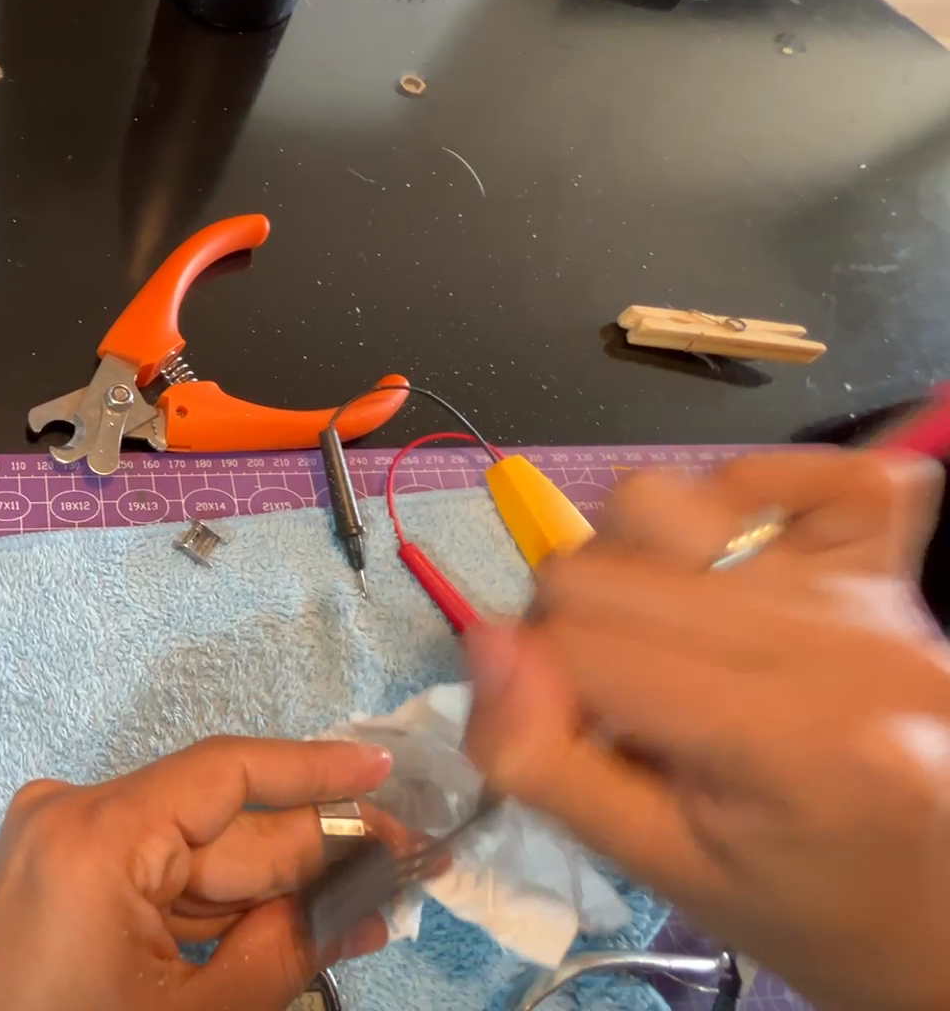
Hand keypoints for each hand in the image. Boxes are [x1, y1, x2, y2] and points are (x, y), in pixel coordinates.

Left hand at [0, 737, 398, 1010]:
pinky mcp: (58, 864)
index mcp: (97, 834)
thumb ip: (279, 949)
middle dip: (309, 846)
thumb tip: (358, 898)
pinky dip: (215, 899)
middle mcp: (72, 810)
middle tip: (403, 859)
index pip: (221, 774)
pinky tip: (290, 917)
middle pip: (213, 822)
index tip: (381, 767)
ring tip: (367, 896)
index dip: (309, 768)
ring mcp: (59, 835)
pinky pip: (152, 872)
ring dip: (270, 879)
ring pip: (187, 850)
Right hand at [463, 451, 949, 1010]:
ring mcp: (869, 594)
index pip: (570, 647)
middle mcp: (838, 643)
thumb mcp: (644, 859)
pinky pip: (833, 475)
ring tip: (654, 630)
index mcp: (792, 736)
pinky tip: (729, 557)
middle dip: (561, 633)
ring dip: (619, 561)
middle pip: (590, 570)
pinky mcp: (889, 567)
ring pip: (655, 502)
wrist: (939, 911)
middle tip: (607, 700)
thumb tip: (483, 640)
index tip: (572, 741)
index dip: (533, 691)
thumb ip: (536, 758)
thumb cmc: (789, 898)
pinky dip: (756, 491)